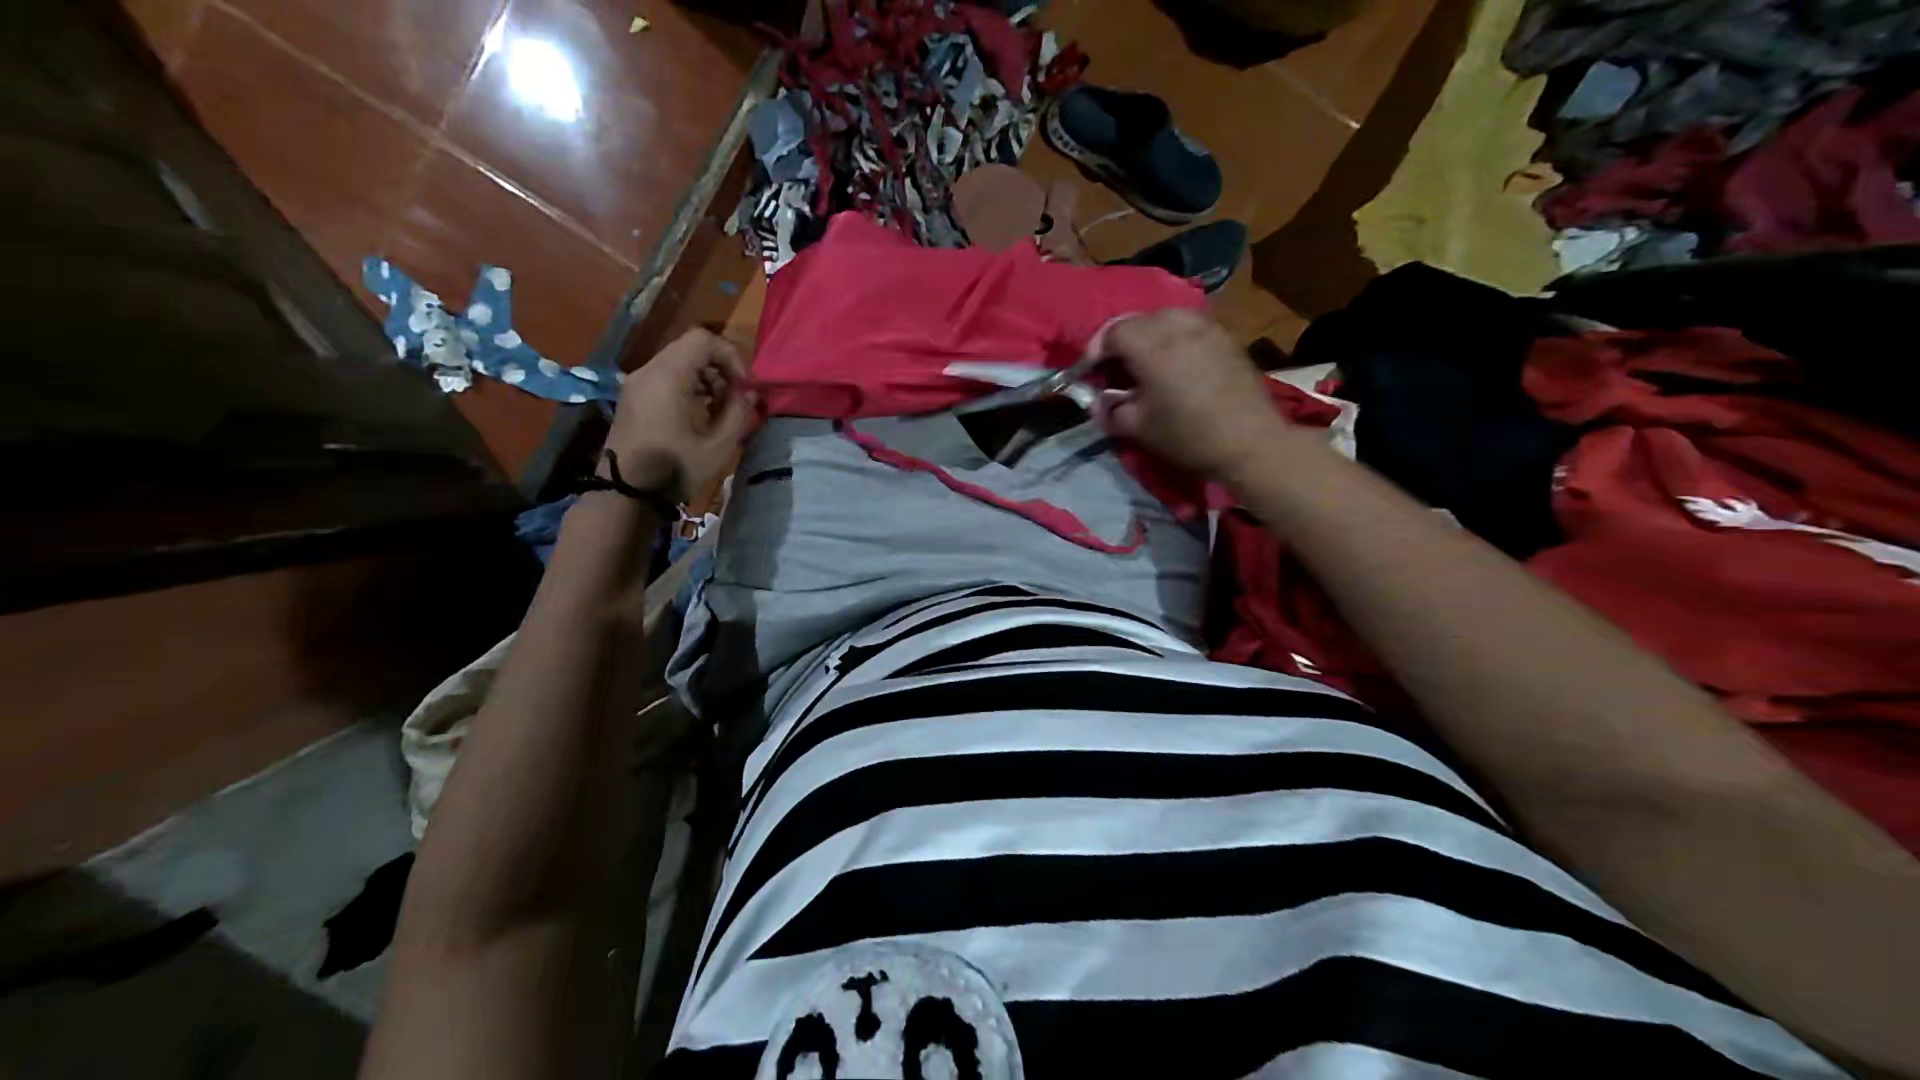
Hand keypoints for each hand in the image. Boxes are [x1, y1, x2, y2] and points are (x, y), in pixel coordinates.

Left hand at [601, 329, 757, 502]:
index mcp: (668, 376)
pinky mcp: (633, 398)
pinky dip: (688, 387)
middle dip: (720, 368)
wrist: (625, 494)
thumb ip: (738, 413)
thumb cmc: (674, 468)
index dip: (730, 356)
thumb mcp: (717, 446)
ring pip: (678, 362)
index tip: (743, 386)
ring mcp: (636, 384)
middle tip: (735, 399)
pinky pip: (665, 378)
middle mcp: (648, 371)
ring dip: (705, 379)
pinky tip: (699, 416)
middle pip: (690, 348)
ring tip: (720, 410)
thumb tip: (749, 394)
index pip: (703, 340)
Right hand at [1094, 309, 1284, 479]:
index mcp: (1151, 346)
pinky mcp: (1226, 337)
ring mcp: (1206, 328)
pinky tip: (1174, 361)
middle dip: (1120, 339)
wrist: (1250, 442)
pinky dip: (1173, 336)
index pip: (1112, 333)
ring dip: (1148, 334)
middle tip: (1114, 366)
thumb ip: (1111, 411)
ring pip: (1165, 317)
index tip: (1089, 372)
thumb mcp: (1139, 428)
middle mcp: (1177, 327)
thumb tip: (1100, 403)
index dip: (1095, 351)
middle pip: (1137, 320)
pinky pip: (1189, 325)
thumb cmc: (1188, 436)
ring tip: (1145, 360)